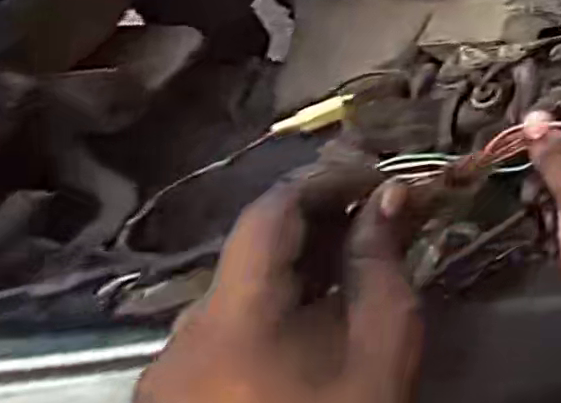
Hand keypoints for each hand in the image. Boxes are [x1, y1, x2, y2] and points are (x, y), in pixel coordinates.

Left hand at [135, 178, 421, 402]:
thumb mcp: (382, 333)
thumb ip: (380, 255)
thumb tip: (390, 193)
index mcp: (232, 320)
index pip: (270, 212)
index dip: (327, 181)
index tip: (378, 180)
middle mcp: (183, 338)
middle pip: (253, 245)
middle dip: (322, 216)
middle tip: (379, 209)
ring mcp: (170, 372)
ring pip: (242, 281)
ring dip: (302, 254)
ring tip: (359, 251)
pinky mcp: (174, 396)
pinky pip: (229, 319)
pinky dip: (279, 293)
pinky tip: (322, 301)